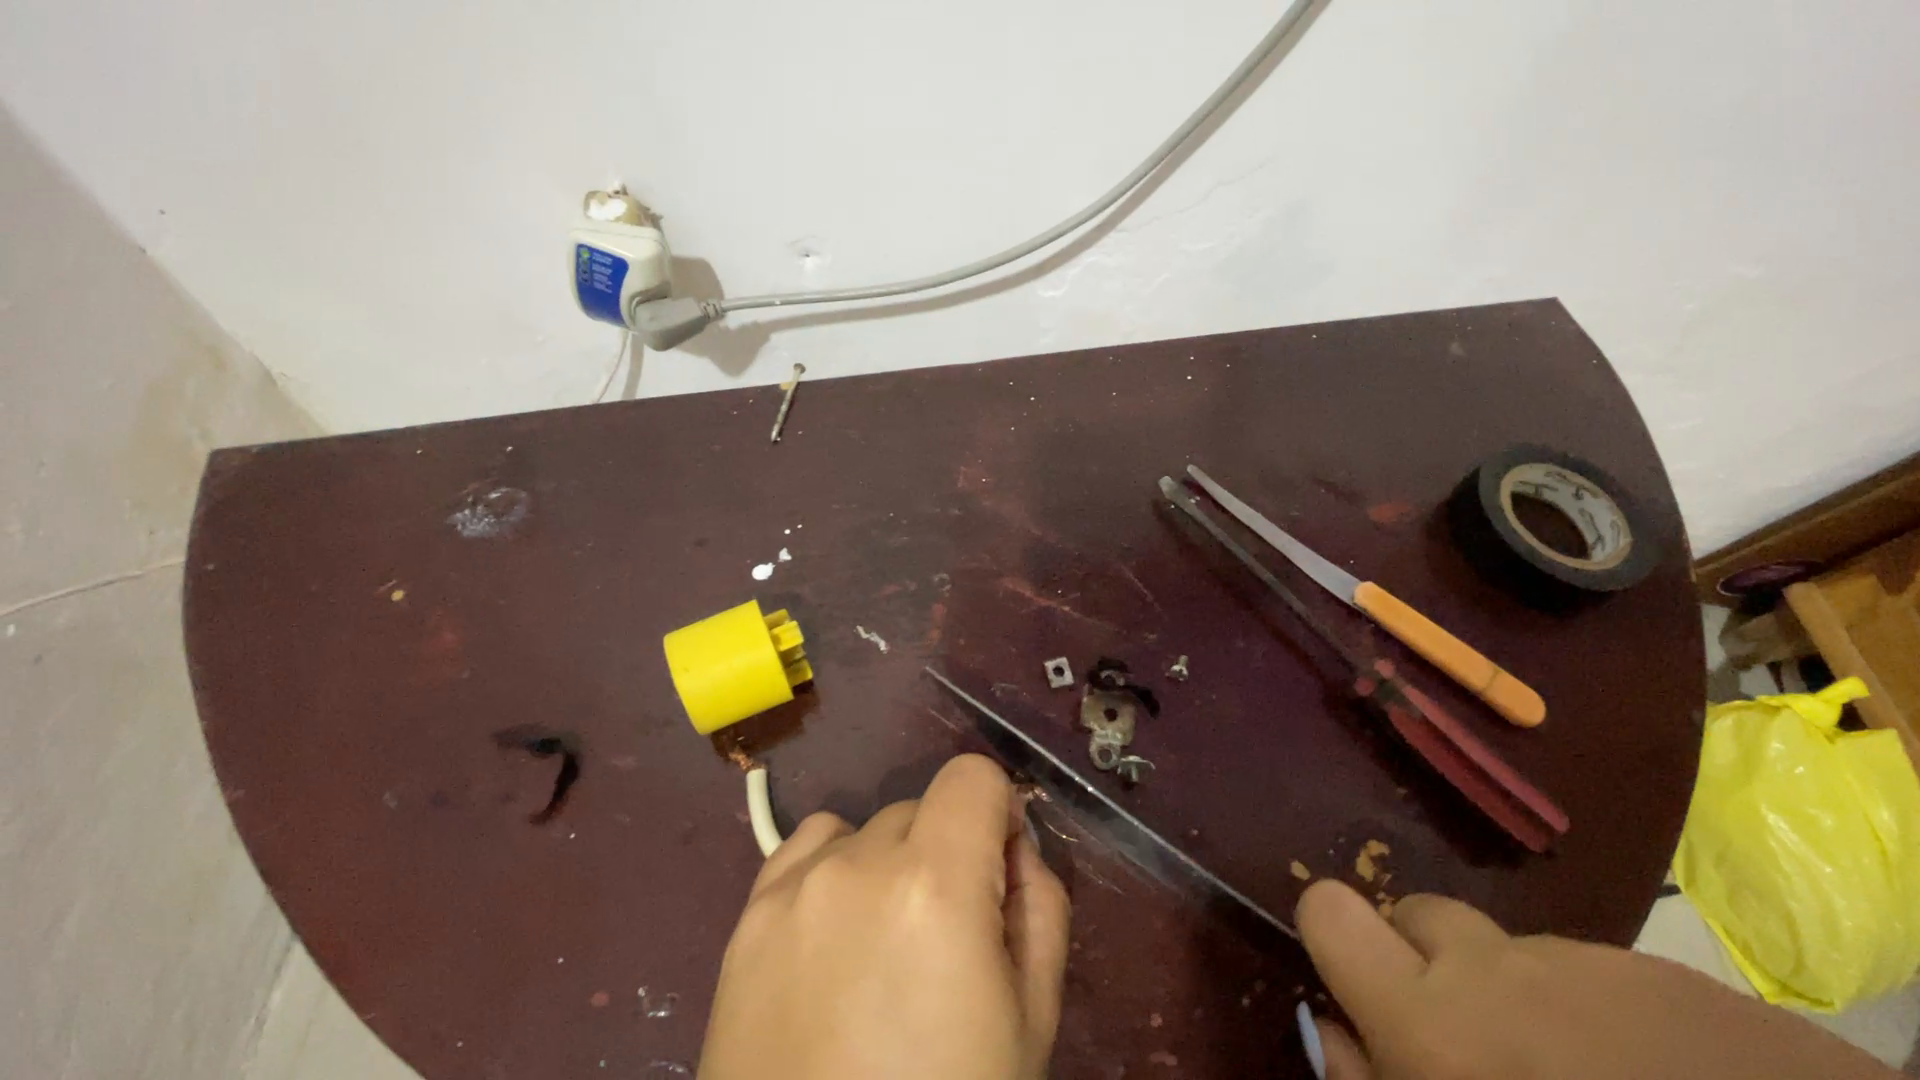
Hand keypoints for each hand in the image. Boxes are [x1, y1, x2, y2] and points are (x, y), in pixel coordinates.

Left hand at [699, 754, 1071, 1079]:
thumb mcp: (1032, 1019)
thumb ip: (1040, 907)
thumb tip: (1012, 847)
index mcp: (934, 883)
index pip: (972, 776)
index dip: (999, 812)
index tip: (1000, 868)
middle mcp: (856, 864)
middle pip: (920, 810)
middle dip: (947, 854)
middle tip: (947, 940)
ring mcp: (791, 890)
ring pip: (863, 831)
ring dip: (887, 865)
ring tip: (884, 944)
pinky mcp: (745, 921)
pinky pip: (804, 854)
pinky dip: (832, 873)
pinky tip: (833, 938)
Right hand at [1295, 880, 1898, 1078]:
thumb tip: (1335, 1031)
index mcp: (1426, 1014)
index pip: (1328, 908)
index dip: (1329, 936)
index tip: (1356, 987)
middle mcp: (1491, 965)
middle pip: (1418, 914)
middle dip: (1422, 960)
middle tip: (1462, 1038)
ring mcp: (1584, 961)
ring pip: (1511, 950)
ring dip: (1514, 994)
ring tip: (1572, 1074)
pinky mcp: (1668, 974)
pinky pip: (1594, 972)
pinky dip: (1592, 1011)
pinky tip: (1642, 1076)